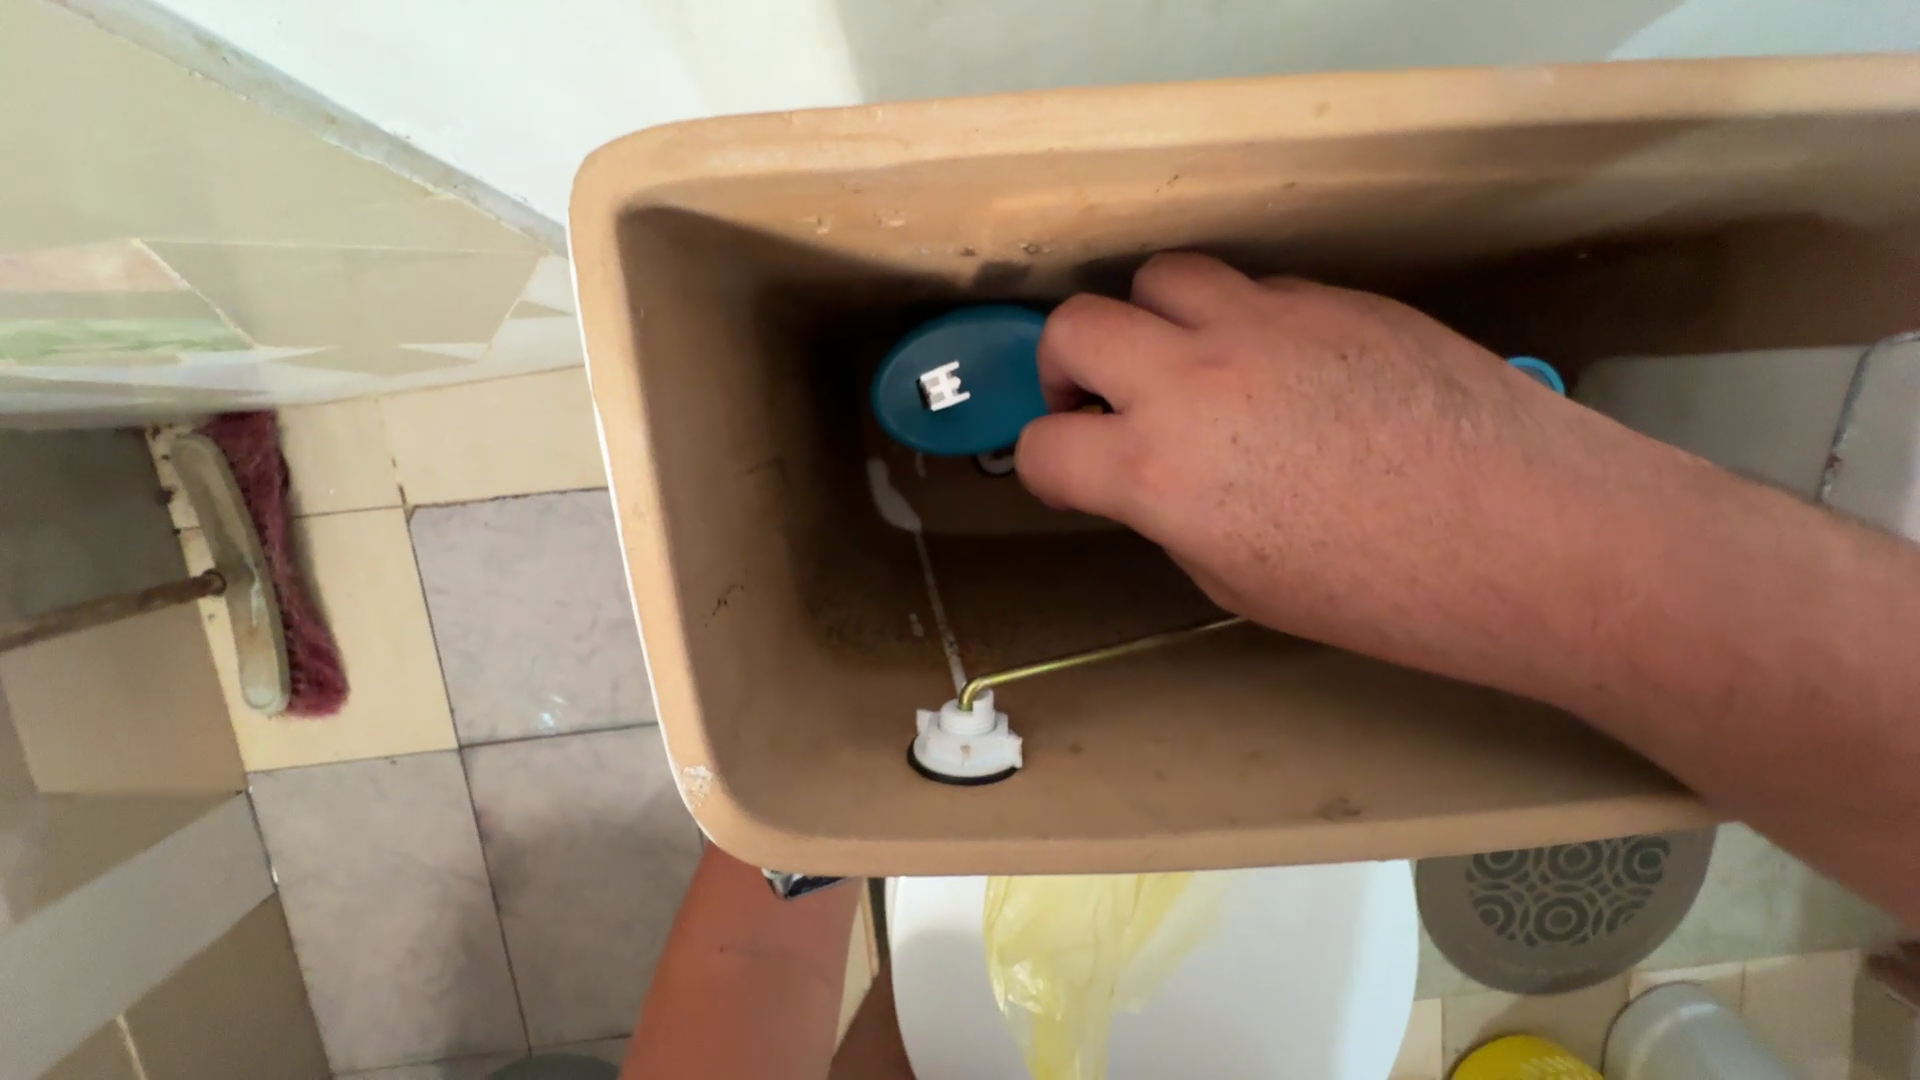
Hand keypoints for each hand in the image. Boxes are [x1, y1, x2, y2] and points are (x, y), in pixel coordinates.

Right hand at [1014, 252, 1645, 685]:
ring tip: (1186, 366)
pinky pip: (1251, 288)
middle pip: (1073, 327)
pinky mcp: (1333, 297)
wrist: (1529, 536)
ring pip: (1158, 277)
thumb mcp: (1234, 578)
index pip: (1042, 446)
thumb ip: (1170, 511)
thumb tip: (1153, 474)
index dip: (1044, 466)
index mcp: (1160, 471)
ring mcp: (1266, 323)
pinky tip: (1281, 369)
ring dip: (1148, 323)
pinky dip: (1236, 322)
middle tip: (1099, 404)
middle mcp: (1193, 380)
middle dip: (1065, 369)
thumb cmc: (1379, 592)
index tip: (1068, 474)